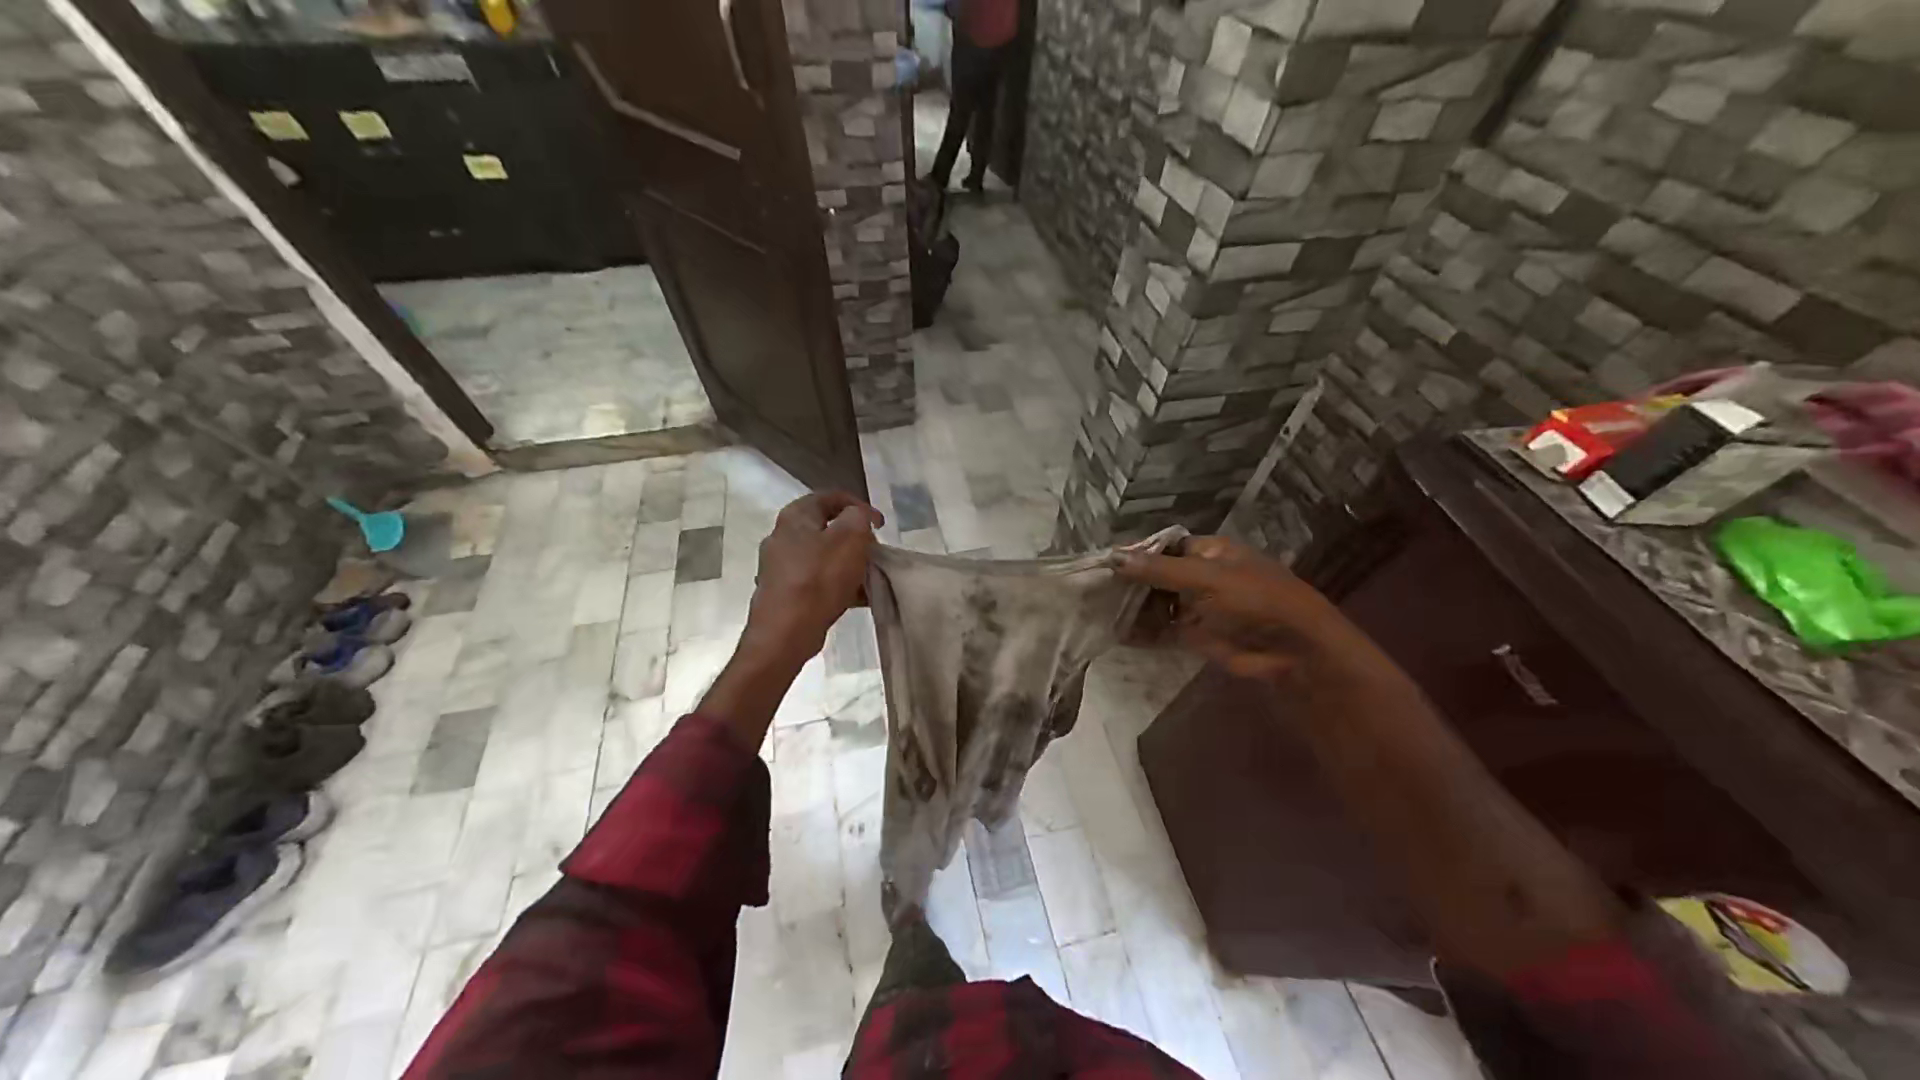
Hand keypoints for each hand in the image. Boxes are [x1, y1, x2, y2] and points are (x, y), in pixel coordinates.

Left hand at [740, 491, 883, 665]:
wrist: (786, 632)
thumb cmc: (819, 578)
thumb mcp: (850, 537)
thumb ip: (858, 517)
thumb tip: (858, 518)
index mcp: (795, 517)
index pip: (830, 497)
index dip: (859, 505)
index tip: (879, 524)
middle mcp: (782, 537)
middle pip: (827, 528)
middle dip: (855, 539)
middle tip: (874, 551)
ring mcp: (780, 567)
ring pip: (823, 557)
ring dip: (849, 564)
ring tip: (870, 578)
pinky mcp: (785, 593)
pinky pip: (818, 581)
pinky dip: (838, 585)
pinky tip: (858, 599)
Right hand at [1112, 535, 1359, 680]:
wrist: (1293, 651)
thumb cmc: (1256, 600)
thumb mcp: (1207, 578)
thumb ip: (1160, 570)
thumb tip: (1114, 557)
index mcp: (1209, 552)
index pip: (1163, 547)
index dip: (1135, 554)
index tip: (1103, 563)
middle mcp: (1201, 576)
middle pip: (1156, 576)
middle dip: (1129, 583)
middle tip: (1092, 589)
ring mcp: (1198, 607)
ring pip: (1157, 603)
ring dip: (1132, 608)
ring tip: (1096, 610)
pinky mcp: (1195, 636)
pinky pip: (1162, 630)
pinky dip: (1142, 632)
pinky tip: (1115, 633)